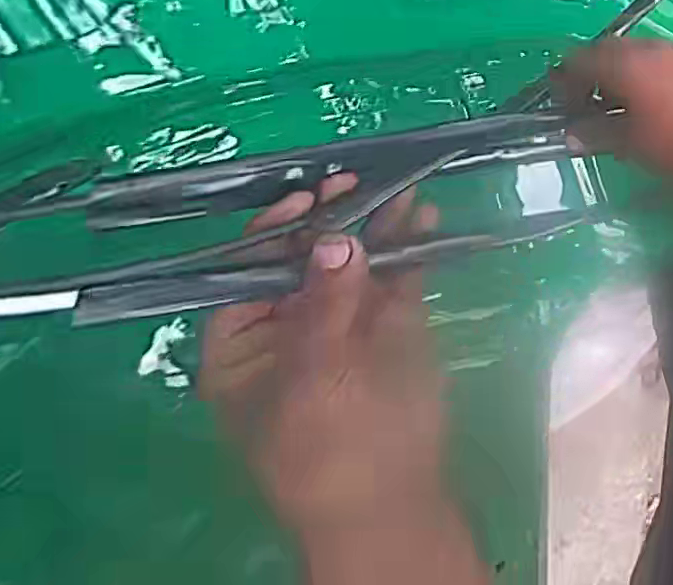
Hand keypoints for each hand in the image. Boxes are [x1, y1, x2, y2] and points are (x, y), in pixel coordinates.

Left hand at [201, 178, 477, 581]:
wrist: (395, 490)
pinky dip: (412, 244)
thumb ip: (324, 310)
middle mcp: (294, 319)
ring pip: (359, 258)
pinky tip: (426, 218)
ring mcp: (348, 315)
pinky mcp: (394, 316)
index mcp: (246, 343)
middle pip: (309, 256)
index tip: (308, 198)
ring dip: (379, 224)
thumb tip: (334, 241)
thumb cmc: (326, 451)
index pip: (249, 274)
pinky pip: (400, 271)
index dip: (274, 234)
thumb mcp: (312, 383)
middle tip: (358, 182)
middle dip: (333, 218)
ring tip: (401, 190)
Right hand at [551, 37, 672, 182]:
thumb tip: (571, 134)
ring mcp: (671, 50)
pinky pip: (650, 57)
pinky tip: (641, 100)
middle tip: (581, 104)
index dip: (563, 80)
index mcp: (627, 64)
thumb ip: (598, 134)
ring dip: (612, 71)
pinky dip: (636, 71)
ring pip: (628, 52)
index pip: (580, 60)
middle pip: (603, 50)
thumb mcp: (634, 145)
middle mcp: (647, 48)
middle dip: (586, 73)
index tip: (559, 103)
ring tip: (610, 105)